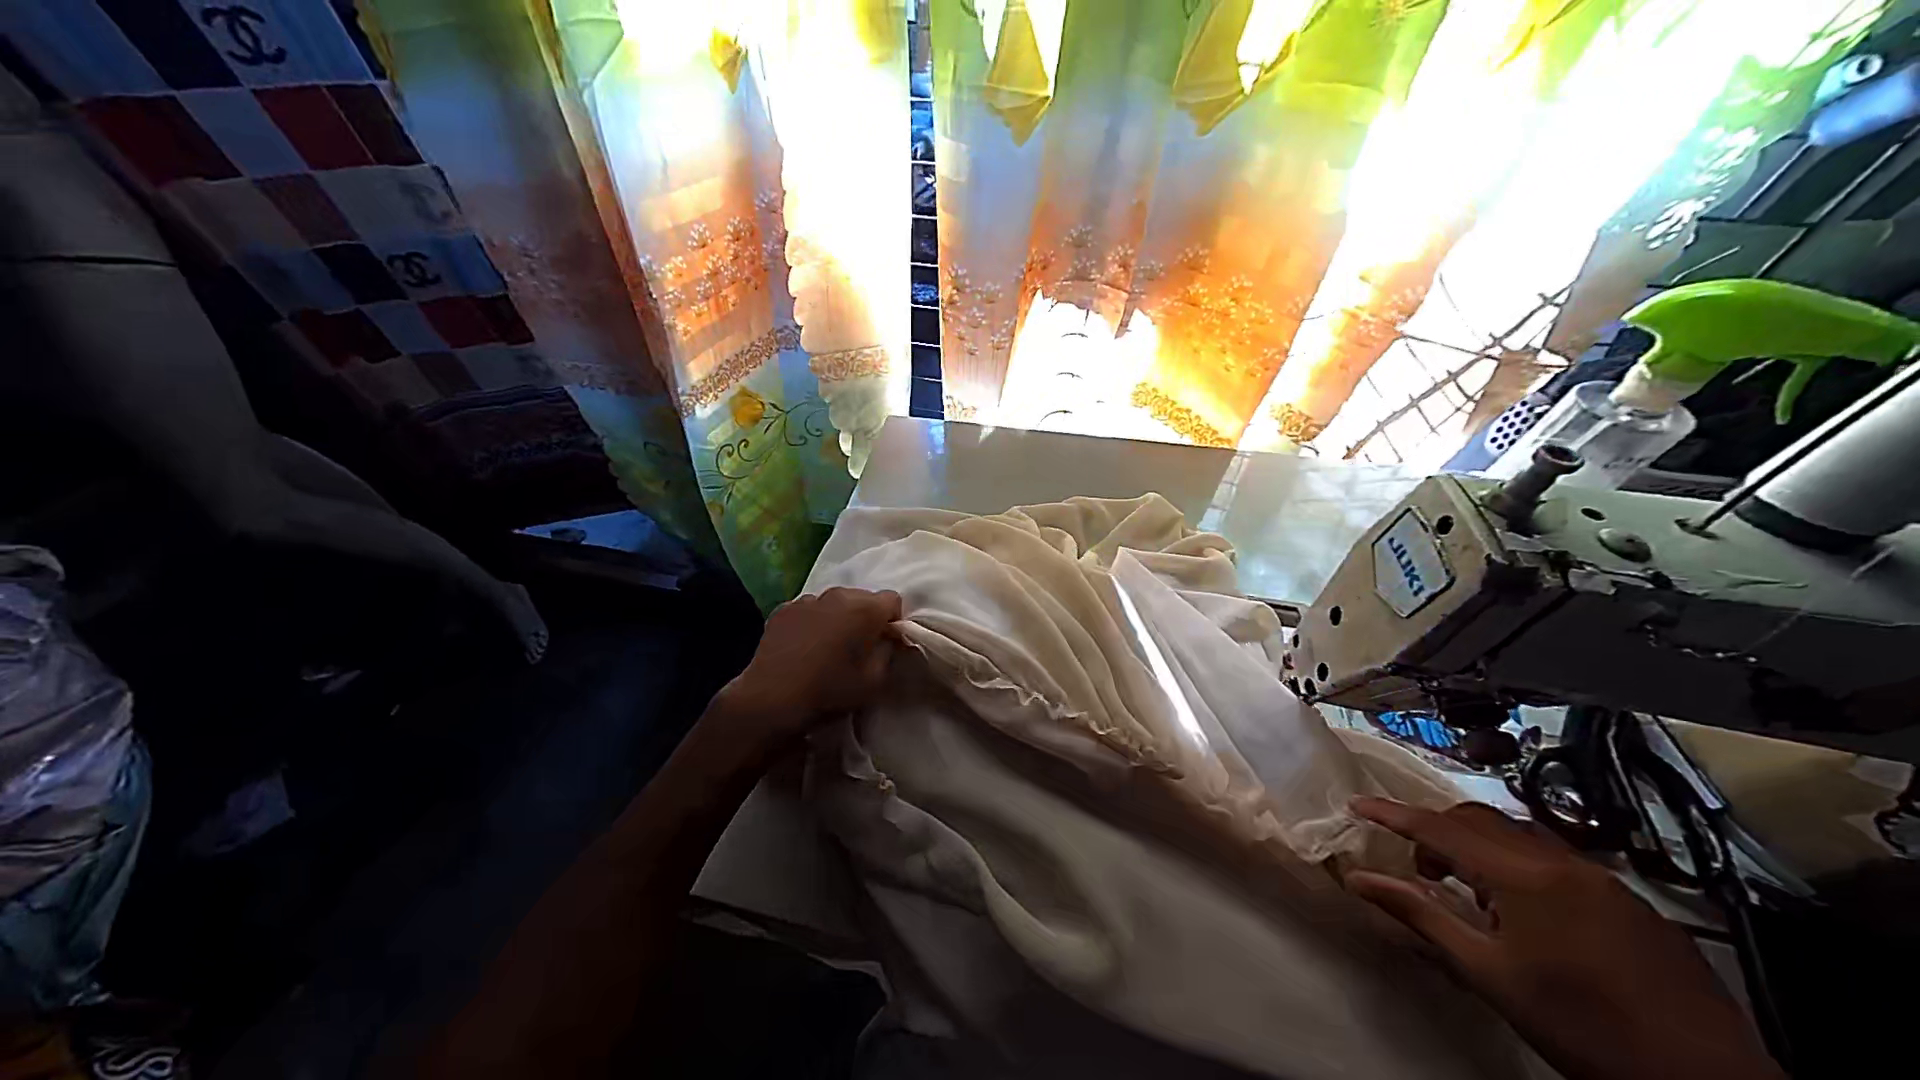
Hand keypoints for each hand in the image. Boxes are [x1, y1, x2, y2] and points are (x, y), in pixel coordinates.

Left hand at [714, 587, 902, 752]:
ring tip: (830, 646)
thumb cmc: (830, 691)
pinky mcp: (783, 609)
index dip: (893, 621)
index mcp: (865, 609)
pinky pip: (809, 610)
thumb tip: (889, 639)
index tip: (886, 642)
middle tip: (859, 646)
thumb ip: (890, 652)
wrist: (772, 699)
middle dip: (866, 617)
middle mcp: (837, 595)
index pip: (893, 600)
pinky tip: (805, 646)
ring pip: (835, 602)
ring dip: (839, 617)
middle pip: (863, 598)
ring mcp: (807, 599)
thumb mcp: (875, 681)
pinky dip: (813, 621)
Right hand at [1344, 797, 1783, 1079]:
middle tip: (1420, 868)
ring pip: (1522, 837)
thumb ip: (1421, 915)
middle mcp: (1565, 863)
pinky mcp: (1634, 904)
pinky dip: (1521, 868)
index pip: (1441, 829)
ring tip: (1470, 893)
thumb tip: (1359, 879)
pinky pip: (1559, 861)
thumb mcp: (1489, 974)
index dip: (1393, 814)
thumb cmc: (1582, 1027)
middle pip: (1481, 820)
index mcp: (1525, 877)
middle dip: (1438, 831)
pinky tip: (1527, 915)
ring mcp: (1606, 881)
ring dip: (1481, 848)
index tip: (1356, 804)